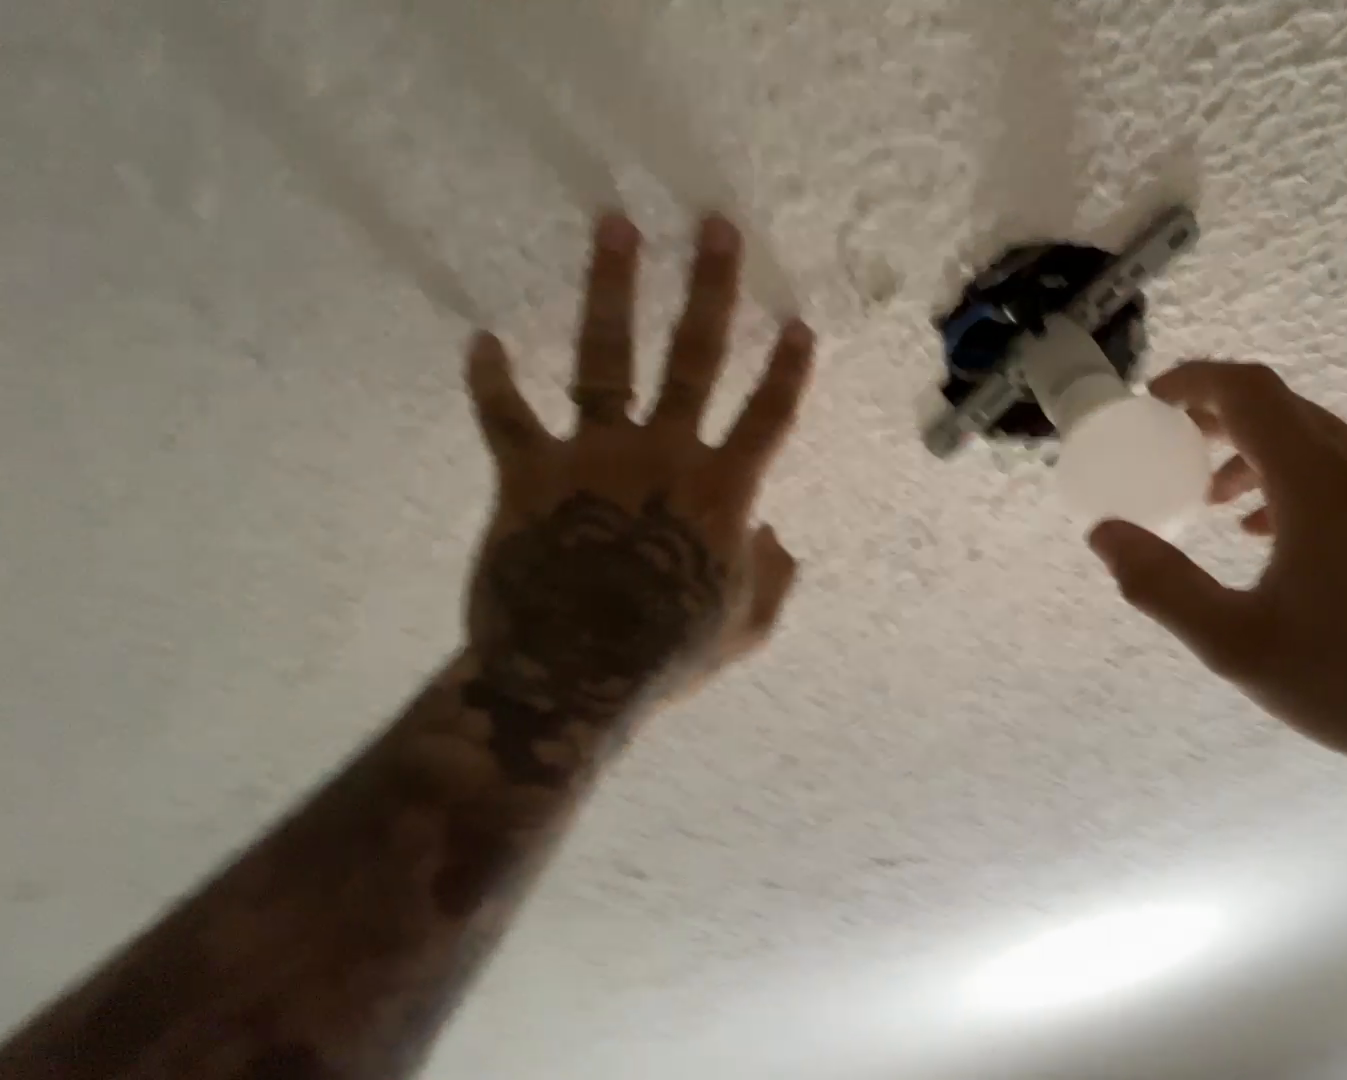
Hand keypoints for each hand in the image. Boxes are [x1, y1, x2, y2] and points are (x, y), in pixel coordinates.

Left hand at [461, 212, 812, 735]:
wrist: (571, 676)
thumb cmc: (668, 655)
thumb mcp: (746, 627)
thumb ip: (773, 578)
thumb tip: (776, 538)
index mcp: (722, 492)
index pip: (768, 417)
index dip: (787, 371)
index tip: (797, 323)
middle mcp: (664, 454)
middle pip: (694, 358)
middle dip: (710, 289)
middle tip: (714, 228)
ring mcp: (594, 456)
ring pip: (605, 356)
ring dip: (611, 288)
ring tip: (614, 226)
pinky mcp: (529, 473)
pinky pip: (506, 417)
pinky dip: (492, 382)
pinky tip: (481, 341)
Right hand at [1087, 361, 1346, 765]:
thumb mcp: (1237, 644)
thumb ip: (1161, 585)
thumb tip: (1104, 534)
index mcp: (1320, 482)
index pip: (1248, 391)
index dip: (1193, 383)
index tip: (1152, 402)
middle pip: (1283, 408)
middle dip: (1218, 418)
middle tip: (1173, 449)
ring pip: (1318, 439)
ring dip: (1257, 453)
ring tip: (1218, 501)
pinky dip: (1298, 479)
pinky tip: (1279, 535)